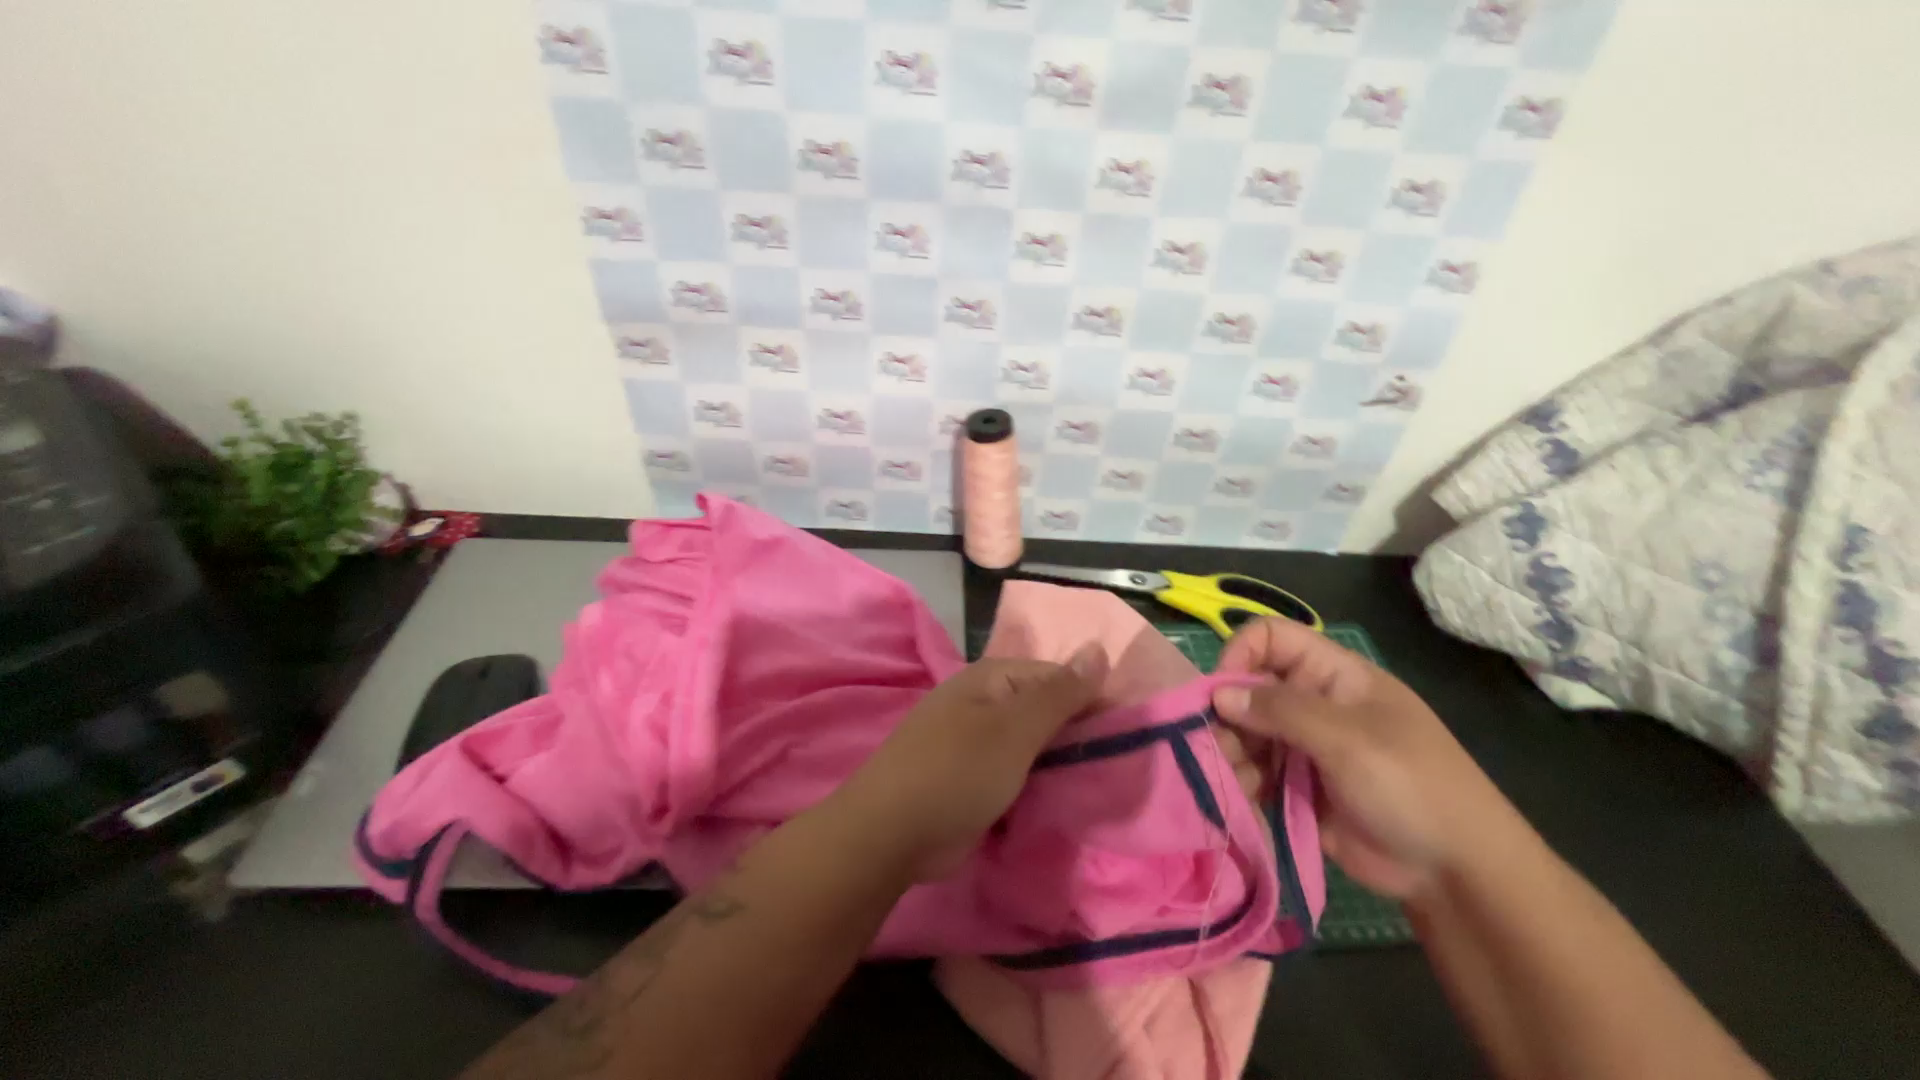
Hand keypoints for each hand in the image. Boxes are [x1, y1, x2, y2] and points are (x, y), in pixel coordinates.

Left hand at [830, 647, 1109, 881]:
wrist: (891, 834)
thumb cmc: (956, 772)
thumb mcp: (1015, 729)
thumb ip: (1059, 692)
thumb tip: (1098, 647)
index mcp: (992, 680)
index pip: (1058, 677)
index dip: (1093, 701)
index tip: (1126, 735)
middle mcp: (983, 704)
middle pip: (1045, 711)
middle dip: (1077, 735)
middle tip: (1119, 765)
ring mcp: (975, 744)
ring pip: (1033, 747)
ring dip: (1060, 764)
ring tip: (1101, 785)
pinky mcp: (972, 782)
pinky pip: (1016, 775)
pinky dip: (1037, 786)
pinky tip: (1064, 802)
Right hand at [1210, 617, 1521, 899]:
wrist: (1454, 870)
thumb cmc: (1411, 786)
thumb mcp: (1348, 738)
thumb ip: (1281, 710)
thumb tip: (1219, 695)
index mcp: (1333, 675)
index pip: (1270, 639)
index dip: (1239, 656)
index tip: (1220, 696)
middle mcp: (1313, 705)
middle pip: (1248, 689)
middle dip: (1228, 717)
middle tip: (1221, 751)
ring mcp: (1303, 748)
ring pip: (1245, 734)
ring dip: (1231, 755)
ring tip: (1234, 783)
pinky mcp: (1296, 789)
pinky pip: (1254, 775)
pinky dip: (1240, 785)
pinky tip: (1241, 802)